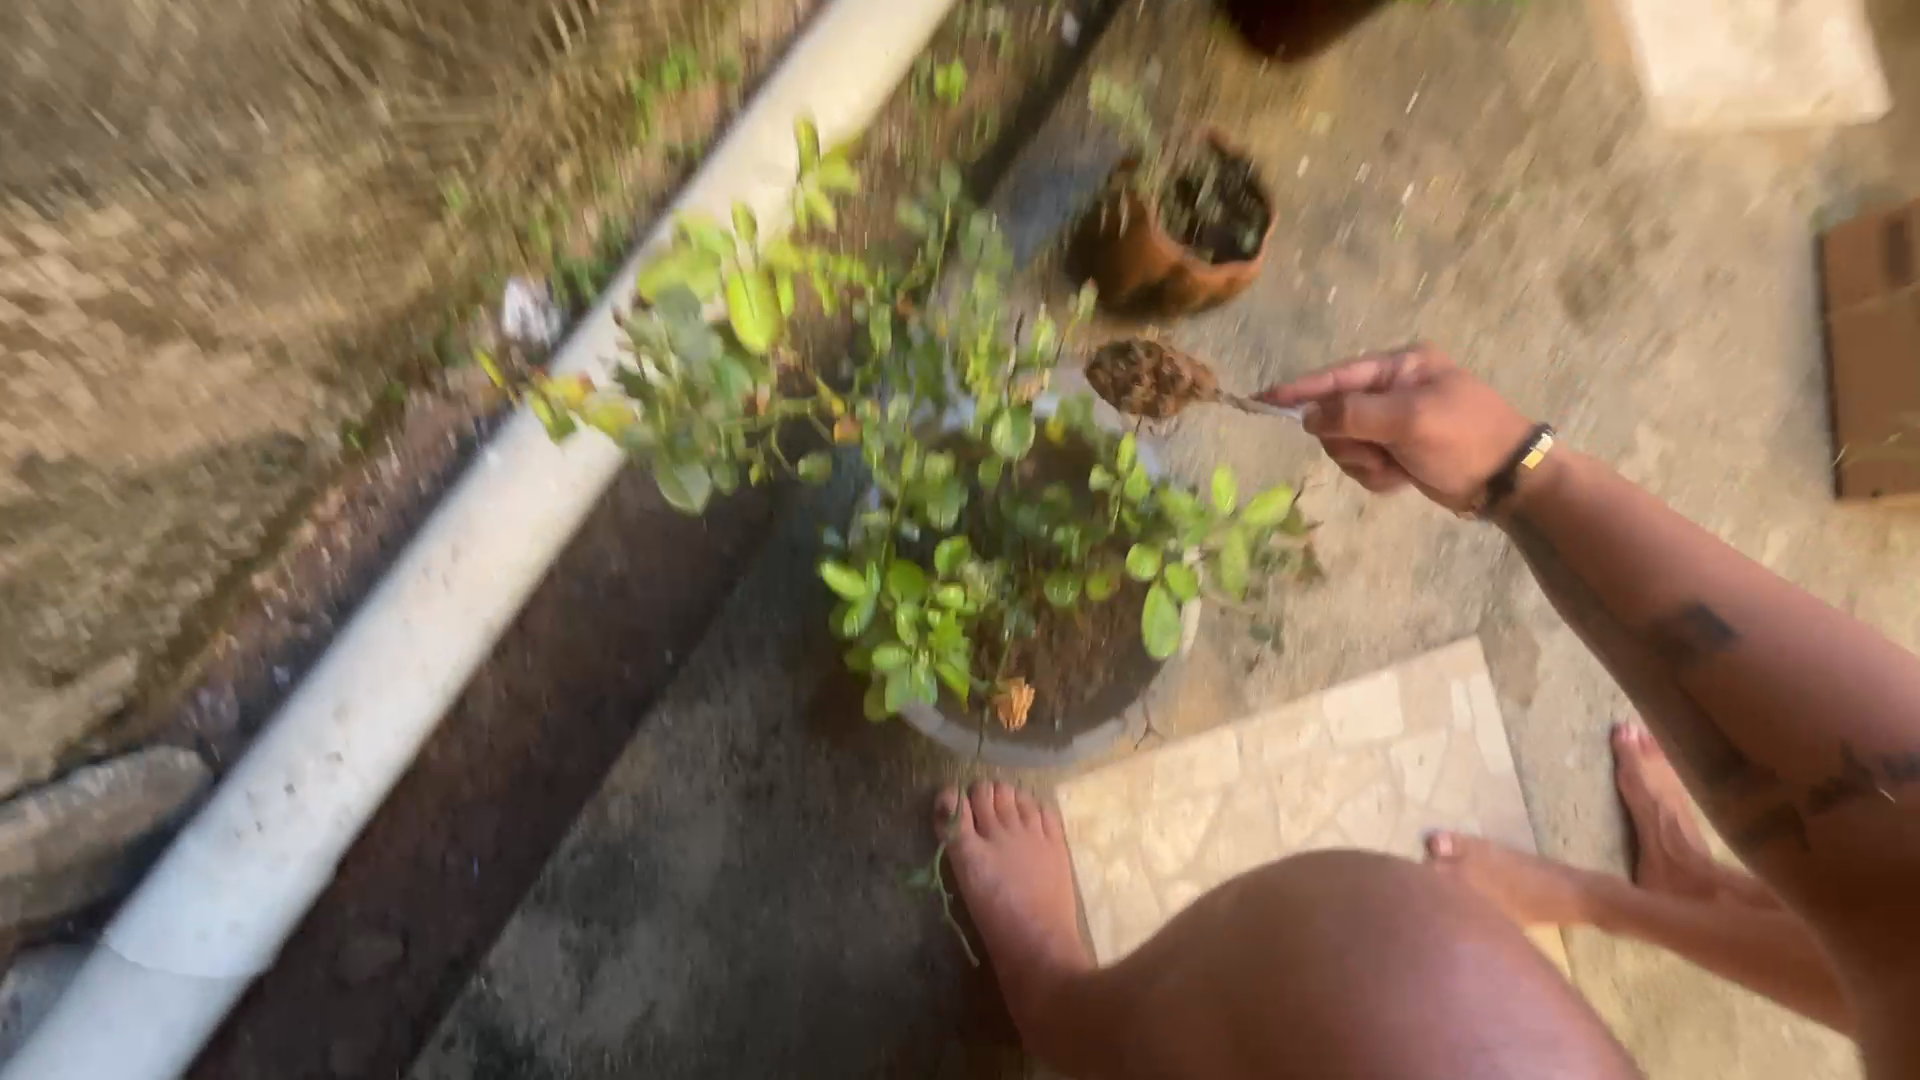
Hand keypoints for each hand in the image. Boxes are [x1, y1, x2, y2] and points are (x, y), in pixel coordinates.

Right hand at [1256, 344, 1535, 511]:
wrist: (1507, 482)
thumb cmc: (1465, 438)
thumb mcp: (1409, 419)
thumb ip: (1353, 413)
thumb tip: (1306, 417)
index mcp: (1399, 368)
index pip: (1334, 377)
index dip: (1297, 390)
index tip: (1261, 399)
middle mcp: (1390, 391)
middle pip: (1332, 416)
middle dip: (1348, 441)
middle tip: (1376, 452)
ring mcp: (1390, 423)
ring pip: (1341, 445)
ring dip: (1363, 463)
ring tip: (1395, 467)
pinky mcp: (1392, 451)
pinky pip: (1357, 464)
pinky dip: (1374, 476)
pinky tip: (1401, 476)